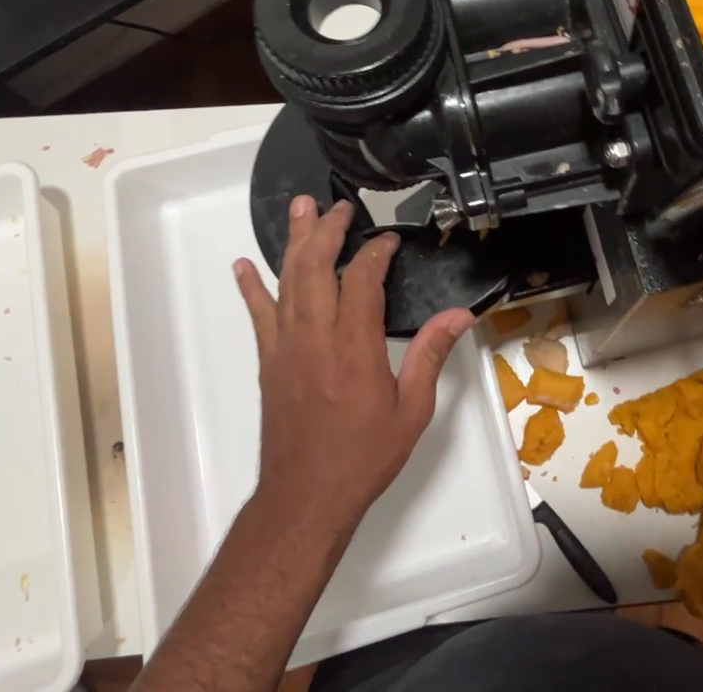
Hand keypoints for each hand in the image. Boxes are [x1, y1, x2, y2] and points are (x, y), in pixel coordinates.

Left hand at [234, 197, 474, 527]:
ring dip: (293, 242)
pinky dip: (251, 288)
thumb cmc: (364, 456)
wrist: (306, 496)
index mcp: (354, 346)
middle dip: (327, 231)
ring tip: (299, 210)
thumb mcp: (412, 410)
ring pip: (287, 281)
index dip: (374, 251)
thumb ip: (430, 355)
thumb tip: (459, 315)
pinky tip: (243, 266)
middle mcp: (315, 337)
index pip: (361, 279)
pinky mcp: (269, 361)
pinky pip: (258, 315)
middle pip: (315, 267)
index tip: (388, 239)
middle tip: (338, 206)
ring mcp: (286, 346)